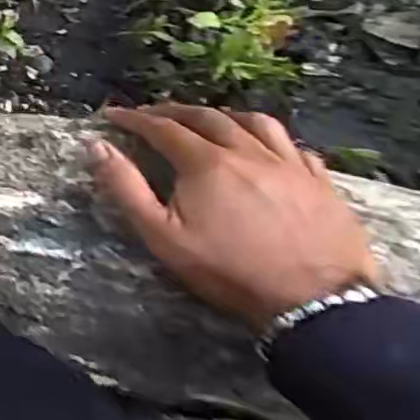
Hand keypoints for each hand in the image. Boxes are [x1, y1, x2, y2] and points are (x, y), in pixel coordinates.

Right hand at [90, 104, 381, 331]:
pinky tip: (264, 149)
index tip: (113, 115)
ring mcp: (290, 167)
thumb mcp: (162, 235)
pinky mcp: (322, 186)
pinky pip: (294, 147)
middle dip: (173, 111)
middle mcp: (247, 153)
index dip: (133, 118)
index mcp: (205, 162)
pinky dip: (270, 140)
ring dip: (224, 116)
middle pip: (206, 116)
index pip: (161, 127)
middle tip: (152, 115)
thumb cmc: (230, 270)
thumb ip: (125, 186)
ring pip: (254, 122)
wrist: (319, 308)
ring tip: (209, 121)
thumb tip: (96, 145)